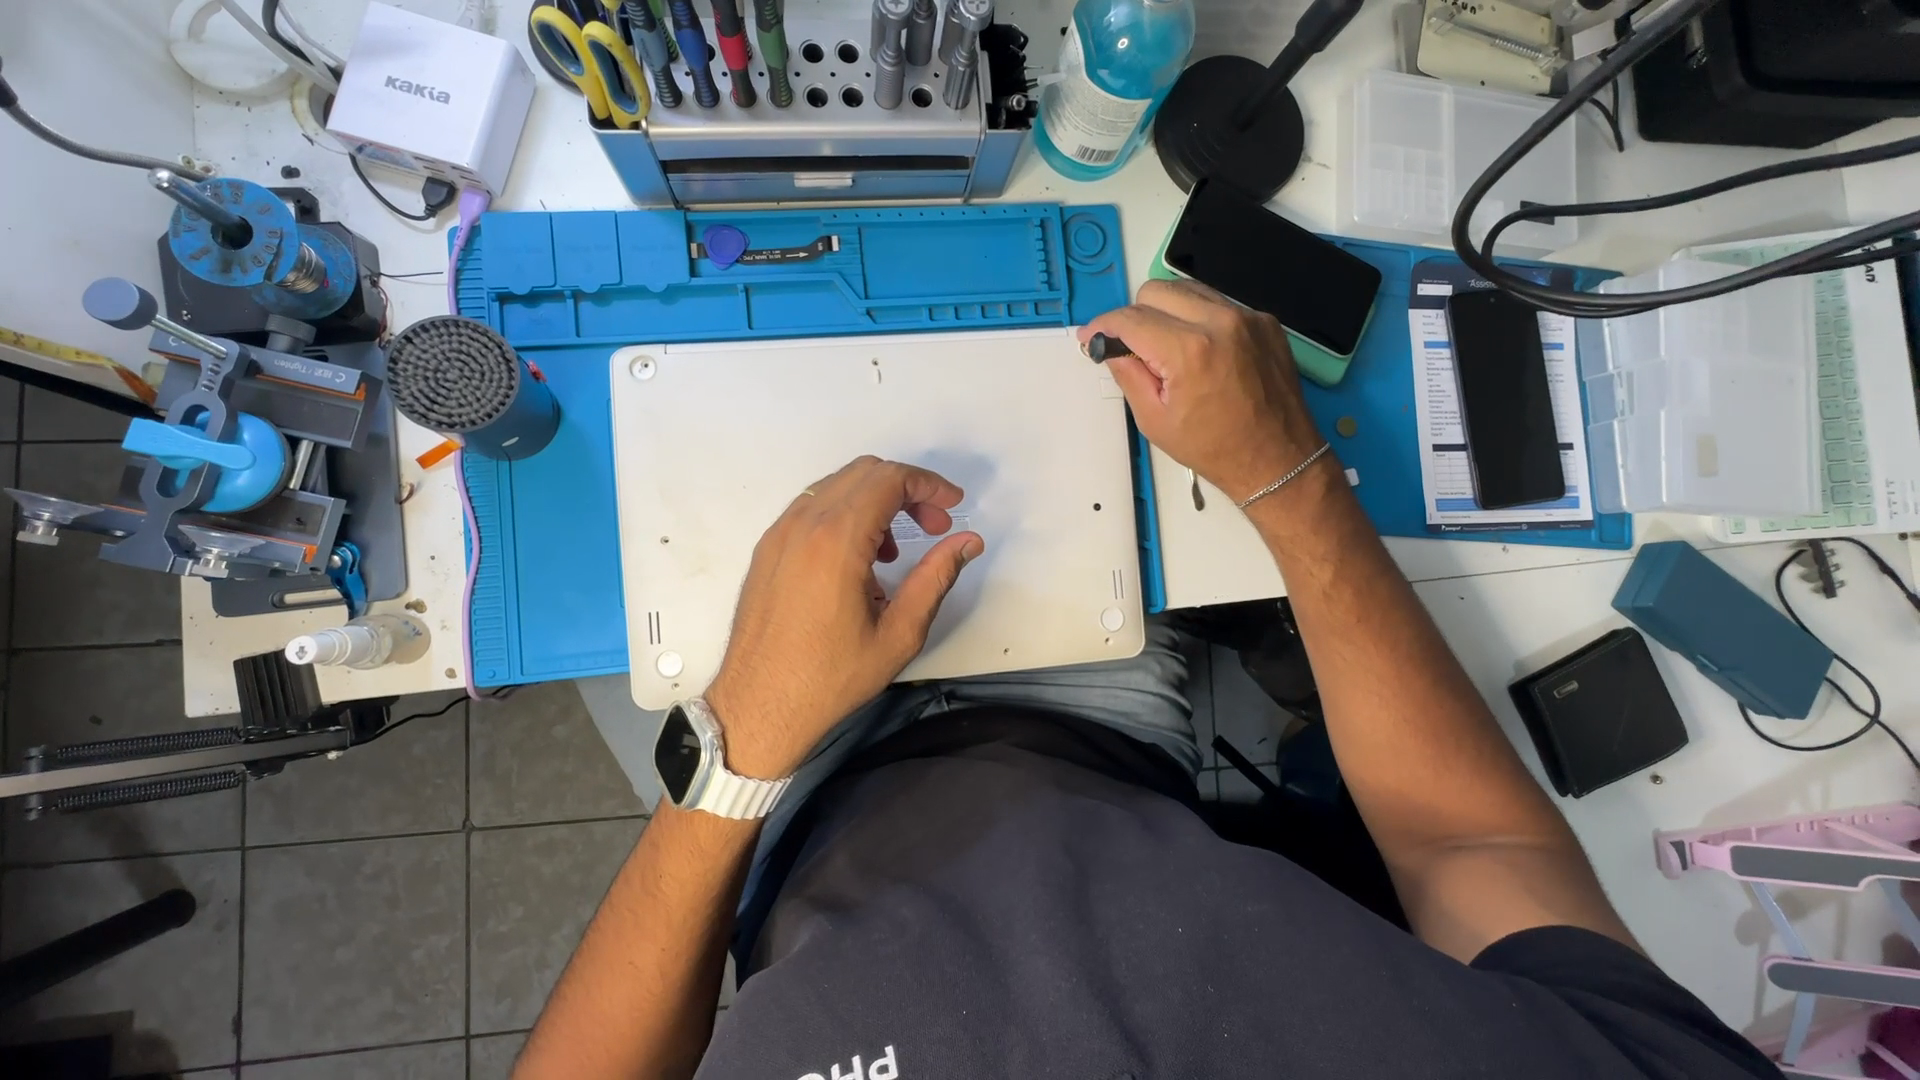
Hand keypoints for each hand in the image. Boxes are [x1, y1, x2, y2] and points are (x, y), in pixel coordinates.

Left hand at [706, 456, 985, 779]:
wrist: (756, 708)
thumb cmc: (831, 678)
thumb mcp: (899, 634)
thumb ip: (936, 578)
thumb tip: (968, 541)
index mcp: (836, 540)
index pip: (888, 480)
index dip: (929, 485)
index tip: (953, 506)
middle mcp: (803, 524)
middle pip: (863, 473)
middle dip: (906, 489)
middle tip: (934, 526)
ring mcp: (778, 534)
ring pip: (836, 486)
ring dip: (875, 501)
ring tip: (895, 553)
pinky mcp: (767, 549)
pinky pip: (812, 508)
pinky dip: (845, 515)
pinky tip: (858, 562)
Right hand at [1082, 279, 1325, 502]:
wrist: (1277, 458)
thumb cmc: (1213, 448)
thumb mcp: (1154, 420)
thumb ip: (1128, 374)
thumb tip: (1108, 345)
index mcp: (1189, 351)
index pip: (1131, 319)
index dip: (1103, 326)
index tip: (1090, 337)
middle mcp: (1220, 322)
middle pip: (1156, 291)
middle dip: (1135, 315)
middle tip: (1132, 347)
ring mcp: (1247, 317)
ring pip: (1187, 289)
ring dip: (1166, 312)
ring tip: (1166, 347)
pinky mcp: (1264, 320)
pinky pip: (1217, 303)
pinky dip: (1198, 318)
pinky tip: (1199, 350)